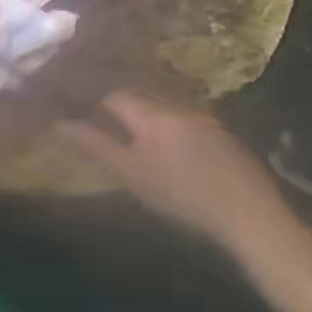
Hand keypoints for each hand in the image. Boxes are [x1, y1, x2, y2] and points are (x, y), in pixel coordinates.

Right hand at [58, 91, 301, 254]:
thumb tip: (59, 123)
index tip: (87, 118)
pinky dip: (173, 130)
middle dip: (123, 110)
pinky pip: (189, 123)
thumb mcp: (129, 173)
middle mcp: (180, 110)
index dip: (97, 103)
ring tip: (140, 142)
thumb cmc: (180, 194)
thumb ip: (94, 144)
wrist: (252, 216)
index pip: (116, 95)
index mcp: (153, 116)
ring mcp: (208, 122)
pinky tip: (175, 154)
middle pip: (143, 99)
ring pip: (167, 111)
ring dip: (149, 120)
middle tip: (109, 129)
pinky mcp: (227, 138)